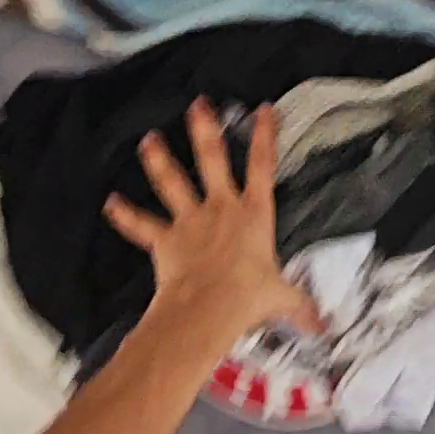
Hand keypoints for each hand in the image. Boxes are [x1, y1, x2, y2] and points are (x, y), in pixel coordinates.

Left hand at [103, 98, 321, 367]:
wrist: (210, 307)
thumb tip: (323, 327)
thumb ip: (302, 308)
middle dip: (205, 131)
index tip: (264, 110)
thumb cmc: (249, 296)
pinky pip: (142, 226)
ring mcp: (191, 221)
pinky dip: (125, 216)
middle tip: (197, 105)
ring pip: (172, 183)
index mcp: (254, 214)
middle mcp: (221, 209)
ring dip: (160, 161)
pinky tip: (111, 204)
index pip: (263, 165)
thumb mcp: (283, 299)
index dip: (265, 135)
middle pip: (212, 160)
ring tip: (149, 140)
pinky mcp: (166, 240)